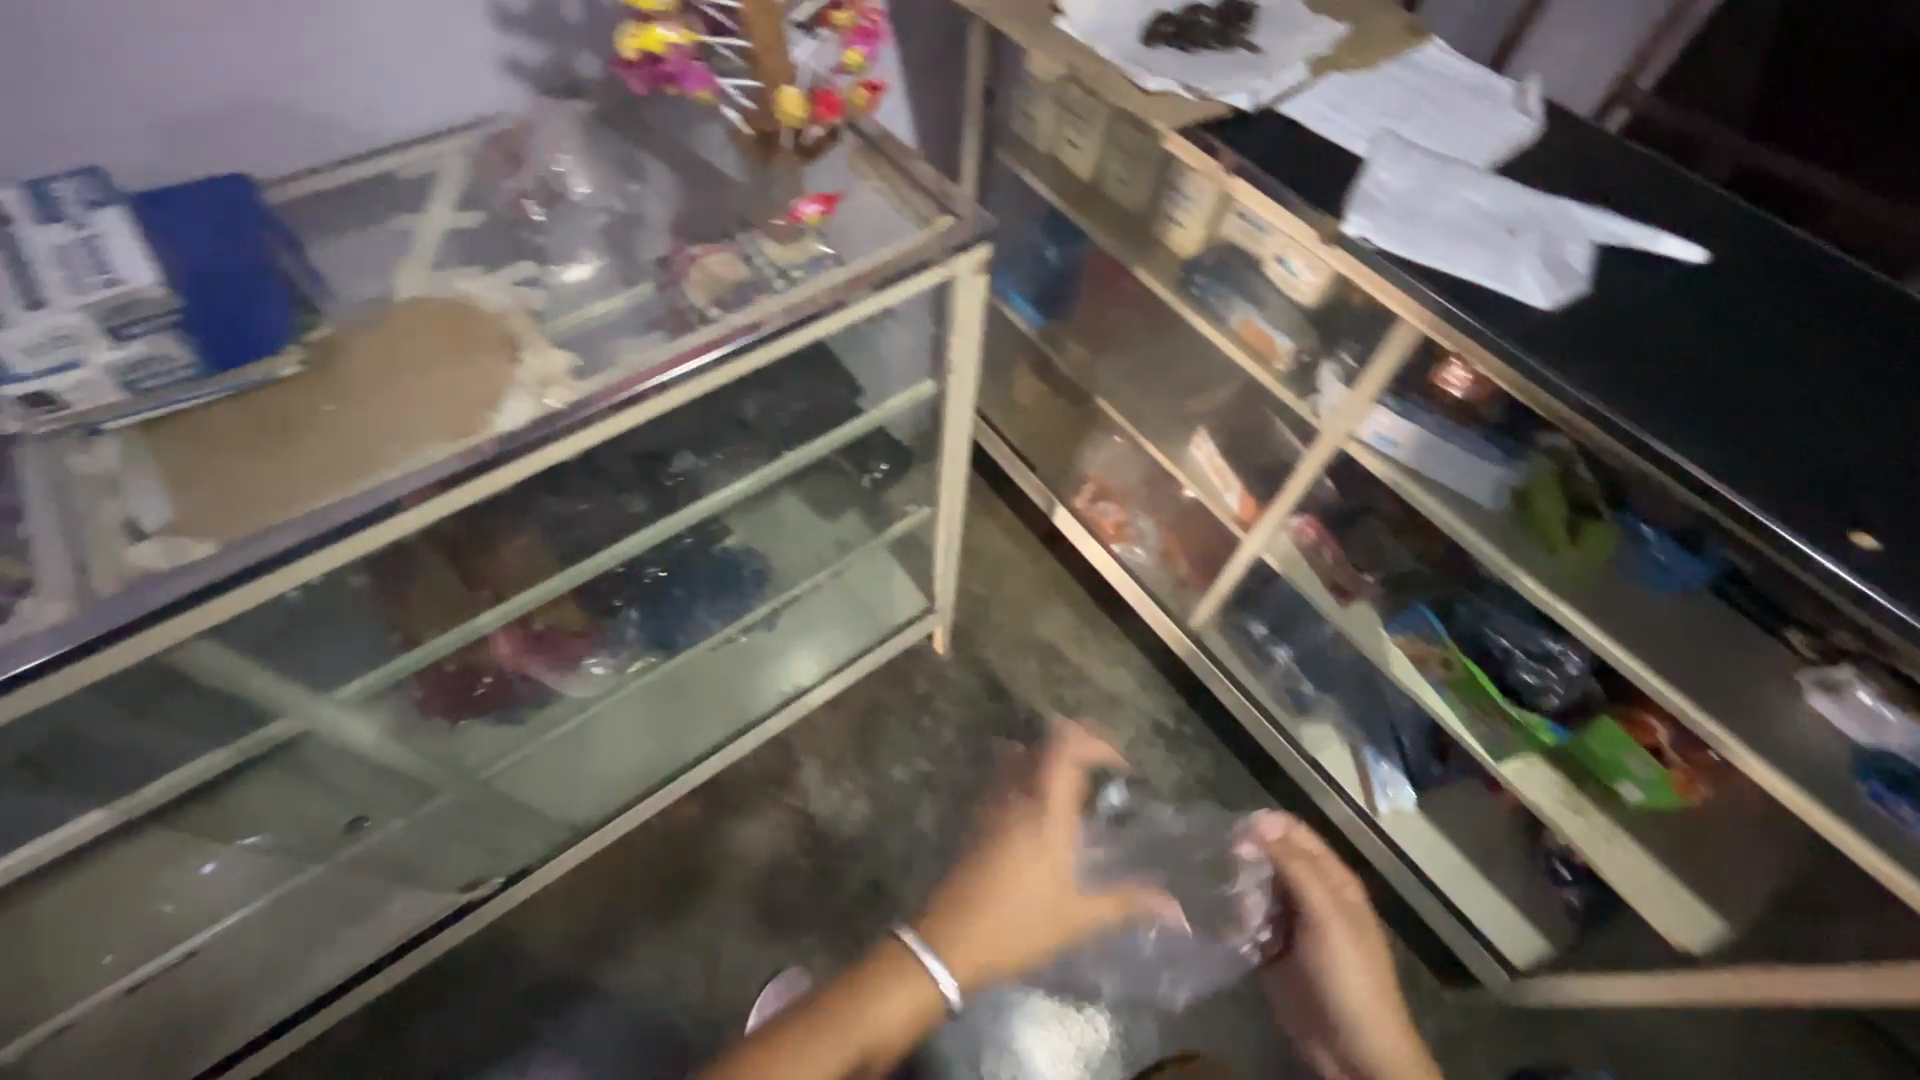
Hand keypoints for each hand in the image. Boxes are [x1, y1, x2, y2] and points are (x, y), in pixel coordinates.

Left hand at [911, 719, 1175, 991]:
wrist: (948, 942)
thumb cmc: (1018, 927)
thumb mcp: (1079, 919)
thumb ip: (1128, 904)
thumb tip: (1179, 911)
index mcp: (1045, 810)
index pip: (1066, 746)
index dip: (1096, 742)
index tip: (1121, 767)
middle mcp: (1017, 795)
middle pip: (1043, 743)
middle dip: (1077, 746)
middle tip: (1104, 770)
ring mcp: (991, 804)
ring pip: (1019, 756)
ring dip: (1048, 759)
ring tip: (1074, 786)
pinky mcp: (976, 819)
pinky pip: (1003, 777)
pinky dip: (1025, 776)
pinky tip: (1042, 811)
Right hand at [1247, 811, 1441, 1079]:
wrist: (1353, 1051)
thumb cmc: (1348, 977)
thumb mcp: (1326, 915)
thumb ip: (1294, 866)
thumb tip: (1258, 821)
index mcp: (1332, 880)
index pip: (1293, 833)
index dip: (1264, 828)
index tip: (1233, 837)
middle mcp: (1310, 895)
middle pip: (1269, 858)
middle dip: (1245, 861)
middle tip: (1226, 874)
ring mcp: (1289, 924)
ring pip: (1254, 889)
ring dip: (1238, 893)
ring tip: (1229, 908)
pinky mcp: (1270, 951)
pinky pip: (1246, 923)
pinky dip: (1234, 921)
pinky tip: (1225, 928)